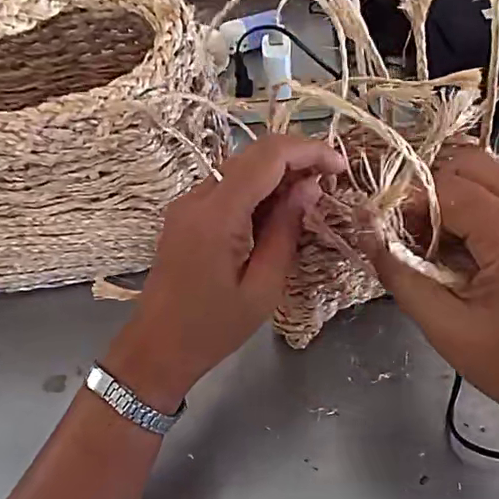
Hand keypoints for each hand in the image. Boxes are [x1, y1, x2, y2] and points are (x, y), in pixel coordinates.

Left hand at [103, 134, 347, 410]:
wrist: (157, 347)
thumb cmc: (213, 328)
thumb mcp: (263, 287)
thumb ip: (286, 231)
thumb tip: (309, 188)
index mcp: (217, 214)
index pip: (268, 156)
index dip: (310, 151)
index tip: (341, 168)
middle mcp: (198, 197)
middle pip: (253, 154)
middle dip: (297, 159)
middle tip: (330, 184)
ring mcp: (187, 204)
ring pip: (240, 167)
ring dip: (278, 174)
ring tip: (310, 201)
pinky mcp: (185, 215)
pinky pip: (227, 187)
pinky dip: (257, 190)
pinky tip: (277, 214)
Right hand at [363, 149, 498, 437]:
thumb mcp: (446, 328)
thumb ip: (400, 275)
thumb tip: (366, 236)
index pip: (450, 187)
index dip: (407, 201)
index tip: (382, 228)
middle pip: (472, 166)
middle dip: (430, 193)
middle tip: (409, 235)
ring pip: (489, 176)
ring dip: (452, 201)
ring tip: (435, 248)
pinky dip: (475, 211)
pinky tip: (464, 252)